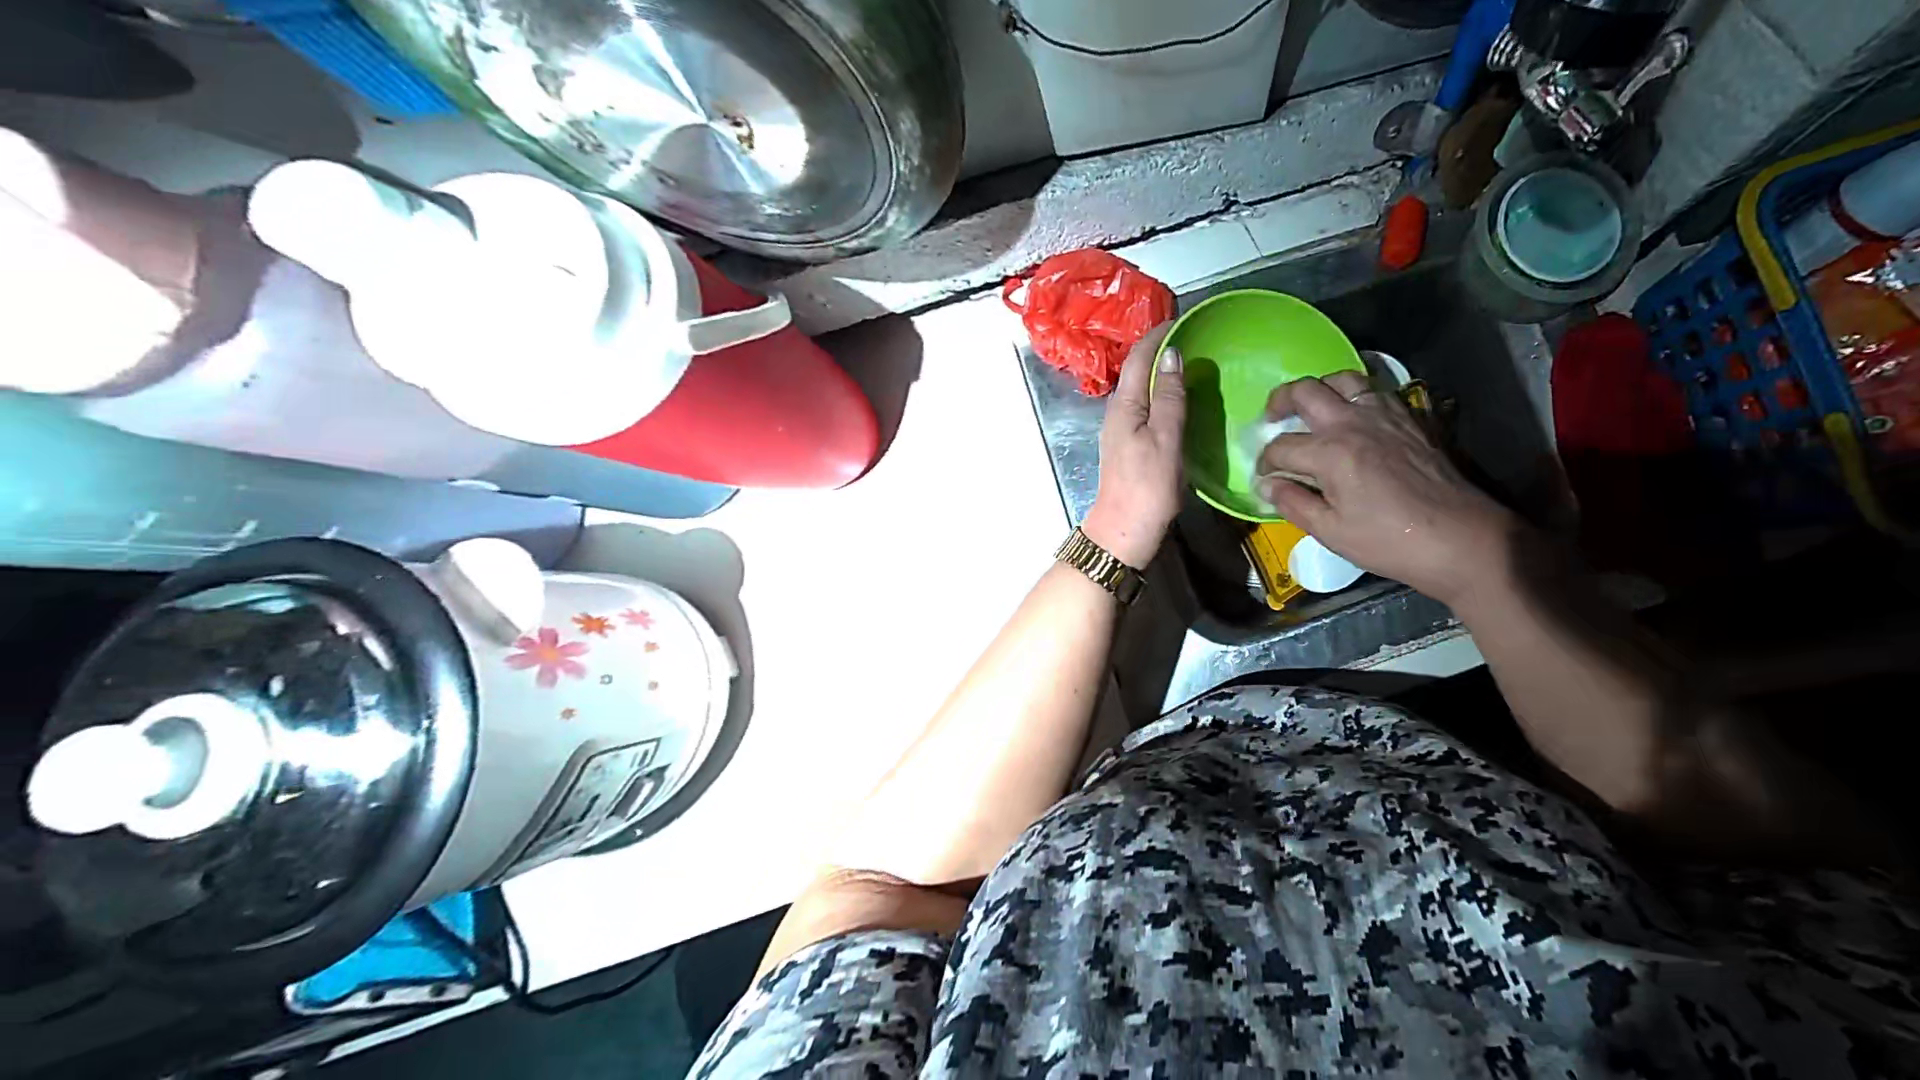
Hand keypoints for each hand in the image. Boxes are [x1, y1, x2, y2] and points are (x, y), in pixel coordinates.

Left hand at [1082, 323, 1183, 568]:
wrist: (1125, 529)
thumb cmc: (1147, 486)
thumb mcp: (1165, 438)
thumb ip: (1169, 396)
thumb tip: (1172, 354)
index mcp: (1124, 404)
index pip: (1141, 356)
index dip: (1161, 333)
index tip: (1187, 318)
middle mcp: (1117, 410)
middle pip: (1139, 369)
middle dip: (1163, 348)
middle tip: (1197, 336)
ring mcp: (1121, 427)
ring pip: (1143, 387)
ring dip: (1164, 371)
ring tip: (1195, 361)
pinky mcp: (1129, 443)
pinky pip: (1146, 406)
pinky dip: (1163, 393)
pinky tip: (1182, 398)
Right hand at [1257, 372, 1522, 606]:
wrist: (1462, 538)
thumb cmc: (1389, 541)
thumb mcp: (1330, 531)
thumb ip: (1293, 502)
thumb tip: (1267, 485)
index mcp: (1330, 453)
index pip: (1281, 446)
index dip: (1265, 462)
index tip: (1265, 477)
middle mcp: (1354, 423)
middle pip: (1305, 391)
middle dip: (1279, 402)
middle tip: (1272, 419)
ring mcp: (1386, 416)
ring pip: (1343, 379)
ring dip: (1320, 389)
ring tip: (1312, 409)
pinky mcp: (1410, 419)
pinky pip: (1375, 391)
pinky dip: (1354, 396)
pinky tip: (1351, 416)